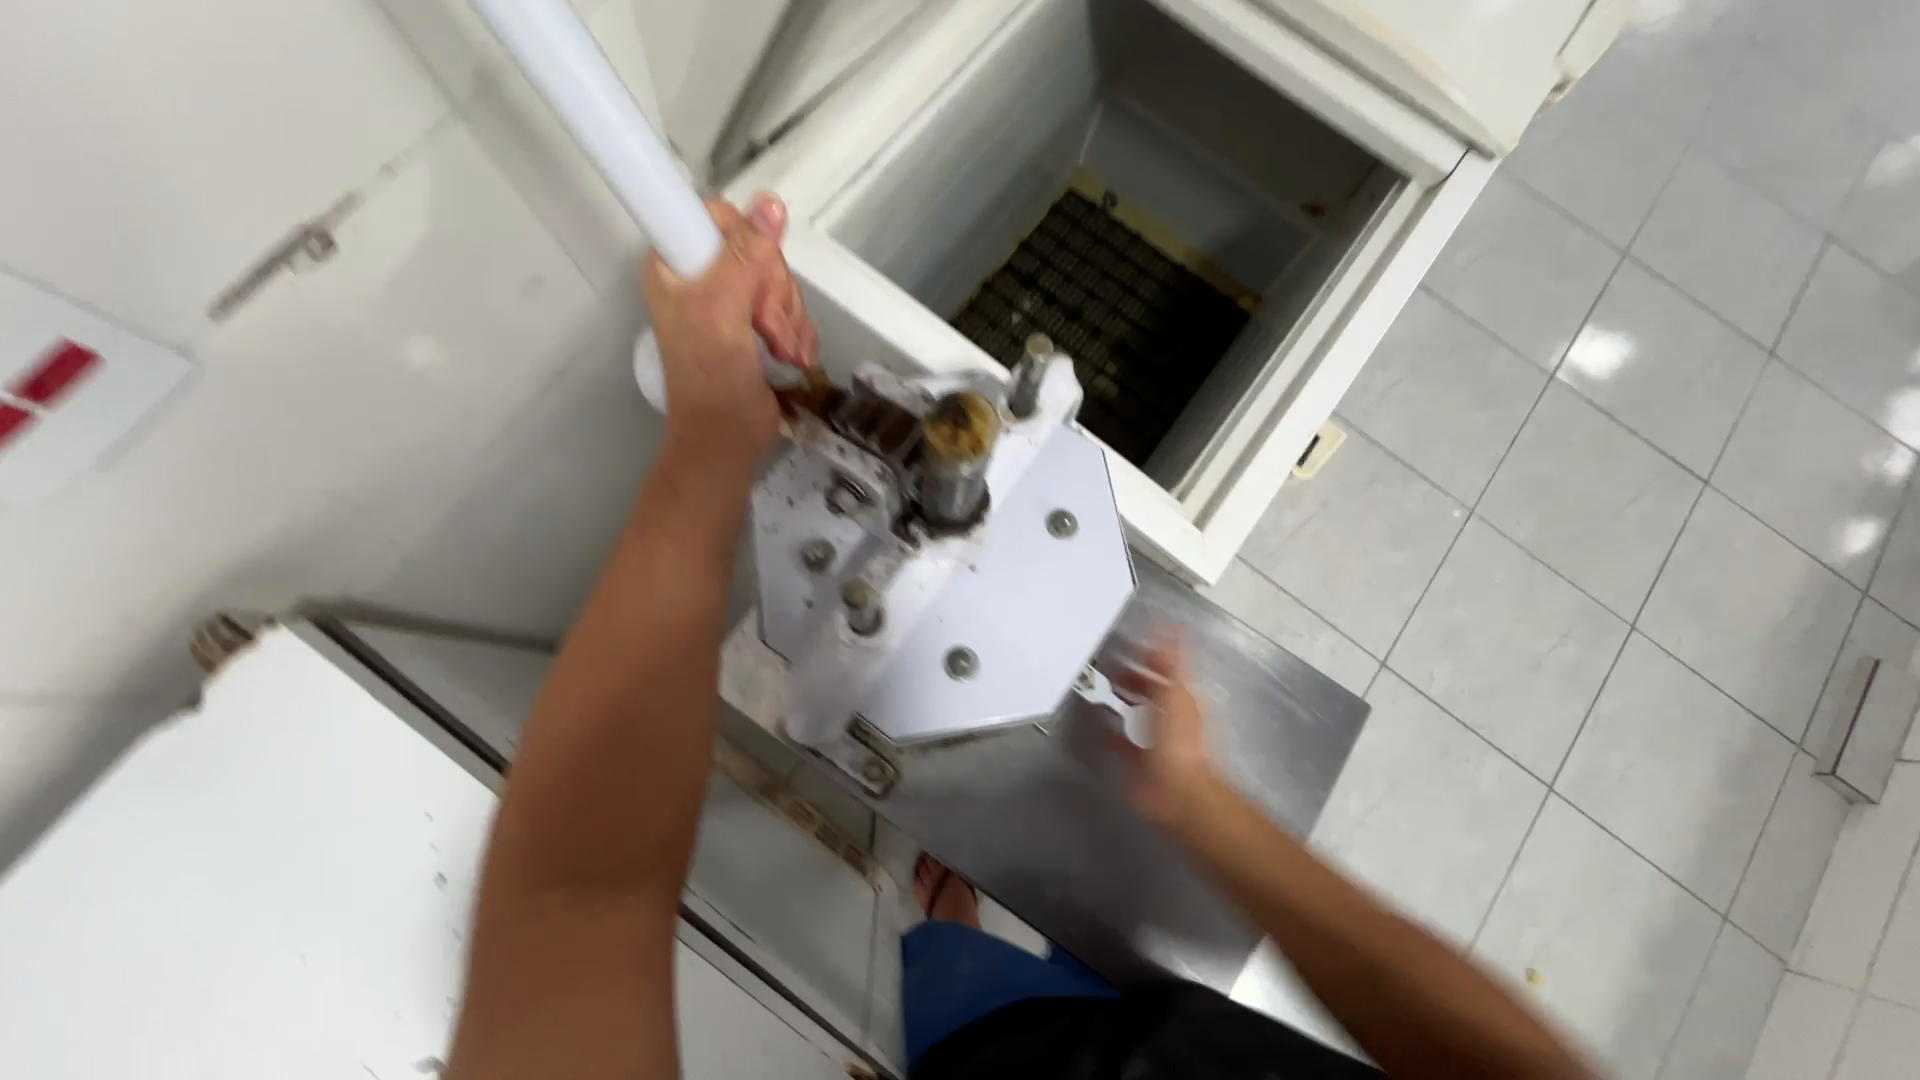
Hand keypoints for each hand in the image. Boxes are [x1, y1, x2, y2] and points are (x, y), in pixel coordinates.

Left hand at [641, 193, 819, 464]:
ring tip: (782, 352)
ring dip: (790, 319)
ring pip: (780, 280)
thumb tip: (772, 204)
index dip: (746, 242)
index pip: (718, 218)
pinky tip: (793, 357)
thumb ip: (745, 257)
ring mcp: (732, 300)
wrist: (728, 438)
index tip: (754, 277)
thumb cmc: (713, 380)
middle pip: (759, 250)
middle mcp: (702, 276)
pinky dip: (799, 334)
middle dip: (775, 293)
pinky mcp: (758, 324)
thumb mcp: (723, 312)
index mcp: (676, 265)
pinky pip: (793, 308)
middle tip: (766, 327)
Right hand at [1112, 630, 1223, 832]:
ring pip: (1135, 715)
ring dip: (1120, 704)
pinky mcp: (1137, 760)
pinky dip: (1109, 732)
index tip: (1129, 645)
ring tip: (1100, 692)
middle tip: (1108, 667)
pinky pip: (1120, 741)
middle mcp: (1168, 717)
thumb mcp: (1177, 692)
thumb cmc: (1178, 738)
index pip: (1165, 671)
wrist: (1176, 789)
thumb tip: (1172, 625)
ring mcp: (1153, 739)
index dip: (1150, 657)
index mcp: (1180, 699)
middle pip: (1149, 692)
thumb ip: (1173, 660)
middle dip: (1131, 679)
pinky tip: (1097, 727)